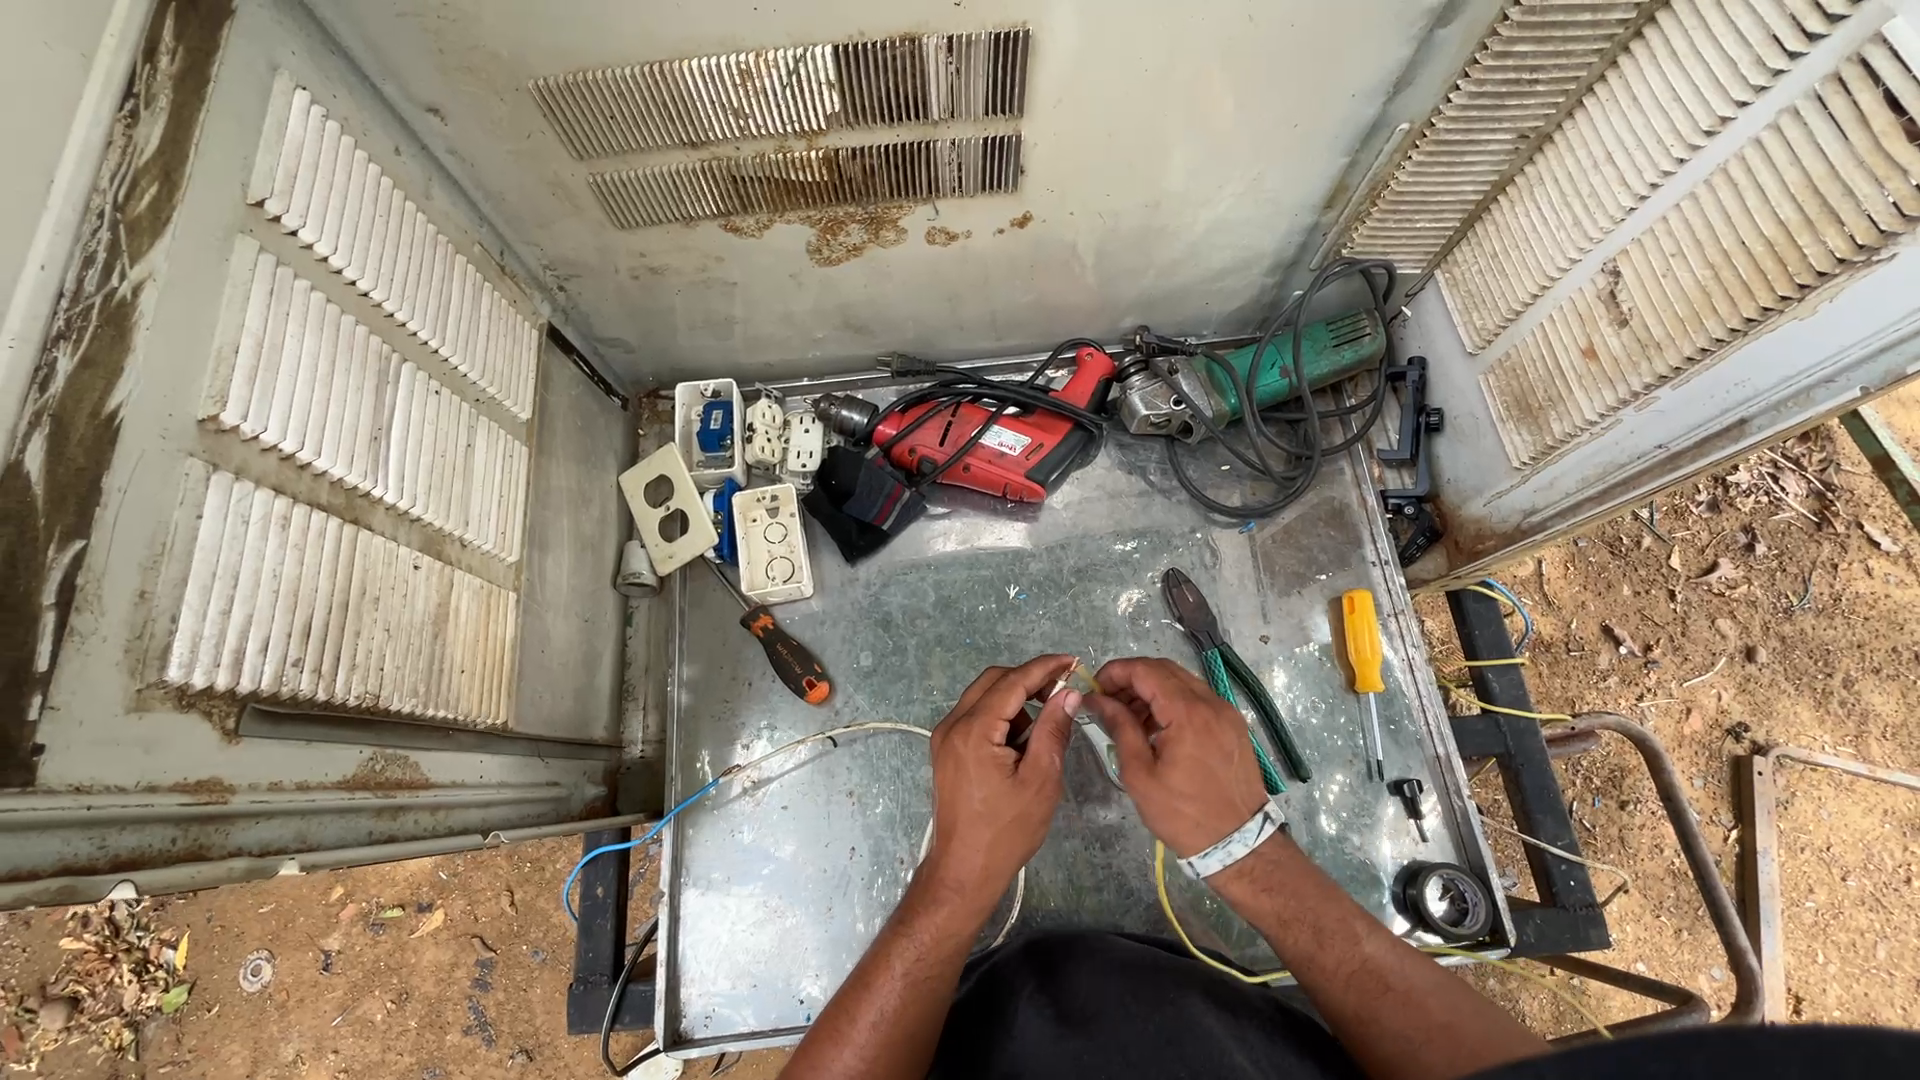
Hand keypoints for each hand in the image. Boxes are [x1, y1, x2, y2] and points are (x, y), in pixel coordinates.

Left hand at [919, 655, 1076, 913]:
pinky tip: (1021, 745)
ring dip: (1014, 702)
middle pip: (992, 681)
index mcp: (974, 730)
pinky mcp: (945, 750)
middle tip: (1061, 692)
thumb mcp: (1040, 780)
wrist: (964, 869)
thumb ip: (1052, 730)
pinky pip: (975, 717)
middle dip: (1028, 681)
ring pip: (983, 697)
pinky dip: (1000, 718)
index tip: (1072, 661)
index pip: (1011, 681)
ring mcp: (944, 737)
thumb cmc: (1006, 830)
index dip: (1043, 668)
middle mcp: (952, 725)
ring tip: (1041, 734)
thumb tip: (1067, 693)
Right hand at [1084, 657, 1268, 857]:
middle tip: (1107, 701)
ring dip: (1151, 690)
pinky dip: (1172, 702)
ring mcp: (1226, 712)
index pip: (1145, 670)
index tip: (1094, 689)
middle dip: (1131, 678)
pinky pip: (1197, 699)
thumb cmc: (1183, 814)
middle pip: (1164, 669)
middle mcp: (1211, 703)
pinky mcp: (1232, 725)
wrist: (1240, 844)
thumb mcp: (1140, 774)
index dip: (1114, 672)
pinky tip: (1156, 728)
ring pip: (1181, 681)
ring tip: (1128, 718)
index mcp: (1187, 713)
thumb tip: (1097, 699)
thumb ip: (1120, 728)